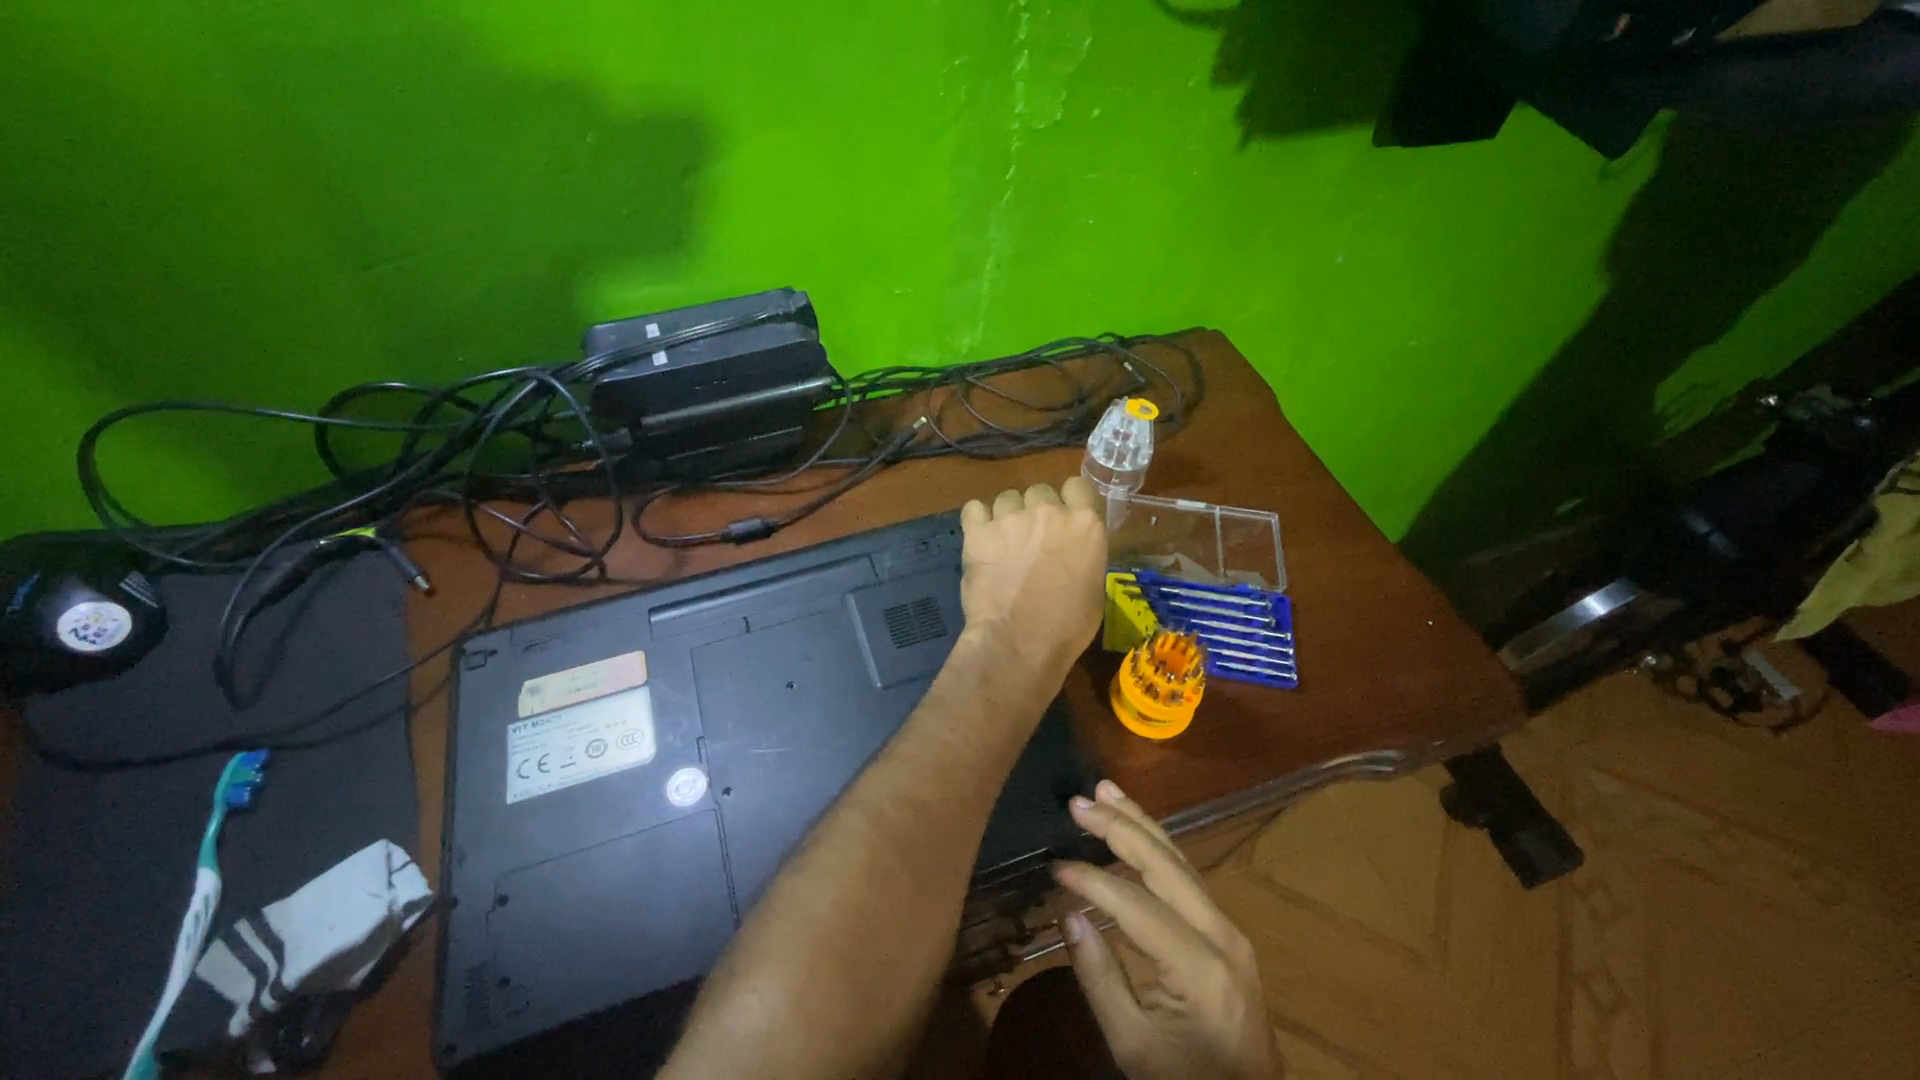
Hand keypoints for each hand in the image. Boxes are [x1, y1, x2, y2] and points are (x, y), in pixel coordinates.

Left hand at [957, 477, 1104, 682]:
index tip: (1063, 519)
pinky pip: (975, 508)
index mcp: (1085, 523)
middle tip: (1031, 538)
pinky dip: (977, 520)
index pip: (1077, 486)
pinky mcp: (978, 531)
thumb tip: (1072, 548)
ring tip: (1003, 543)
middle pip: (1040, 490)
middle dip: (1036, 510)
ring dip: (1007, 515)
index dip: (1068, 501)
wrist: (1019, 641)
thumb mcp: (1095, 586)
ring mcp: (1011, 518)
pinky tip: (981, 538)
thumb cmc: (1067, 625)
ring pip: (1007, 497)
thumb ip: (1084, 552)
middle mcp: (1049, 511)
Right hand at [1054, 781, 1281, 1079]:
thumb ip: (1100, 978)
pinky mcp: (1228, 933)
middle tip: (1079, 801)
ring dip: (1141, 824)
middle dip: (1120, 828)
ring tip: (1107, 791)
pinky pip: (1190, 878)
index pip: (1137, 905)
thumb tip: (1069, 914)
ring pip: (1182, 862)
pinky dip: (1158, 846)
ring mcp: (1230, 931)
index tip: (1054, 865)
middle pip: (1166, 867)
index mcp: (1200, 968)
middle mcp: (1222, 936)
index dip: (1093, 880)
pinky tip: (1137, 829)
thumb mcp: (1132, 1045)